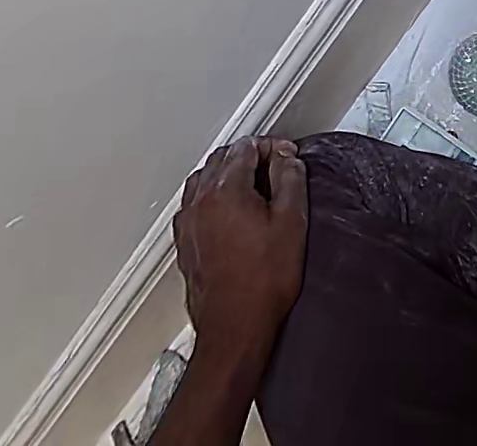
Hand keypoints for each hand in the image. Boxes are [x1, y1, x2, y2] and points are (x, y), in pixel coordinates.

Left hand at [173, 138, 307, 349]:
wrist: (234, 330)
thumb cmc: (262, 284)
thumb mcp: (291, 225)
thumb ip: (290, 181)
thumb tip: (287, 158)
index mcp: (226, 189)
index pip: (246, 147)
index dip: (270, 146)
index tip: (286, 155)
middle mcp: (201, 198)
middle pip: (223, 157)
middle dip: (249, 155)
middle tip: (273, 166)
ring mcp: (189, 219)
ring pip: (205, 176)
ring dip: (227, 171)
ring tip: (251, 184)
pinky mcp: (185, 240)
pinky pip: (194, 200)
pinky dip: (210, 193)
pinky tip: (226, 208)